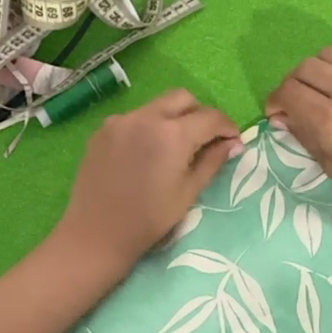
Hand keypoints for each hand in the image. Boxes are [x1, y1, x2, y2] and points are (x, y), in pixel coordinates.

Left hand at [57, 88, 240, 265]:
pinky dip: (147, 129)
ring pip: (156, 106)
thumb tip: (232, 144)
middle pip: (182, 99)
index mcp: (173, 134)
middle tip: (206, 139)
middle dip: (200, 114)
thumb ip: (212, 162)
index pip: (210, 117)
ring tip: (173, 149)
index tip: (233, 141)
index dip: (227, 127)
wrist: (98, 234)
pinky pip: (133, 120)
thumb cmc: (149, 220)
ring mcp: (120, 121)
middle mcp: (146, 117)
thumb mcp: (188, 192)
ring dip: (172, 118)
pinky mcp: (102, 131)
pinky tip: (145, 156)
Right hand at [266, 48, 331, 231]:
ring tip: (316, 93)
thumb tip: (284, 118)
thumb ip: (306, 137)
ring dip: (311, 73)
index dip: (275, 102)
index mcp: (331, 123)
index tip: (277, 115)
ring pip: (324, 57)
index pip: (289, 92)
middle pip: (303, 69)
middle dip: (290, 85)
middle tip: (293, 104)